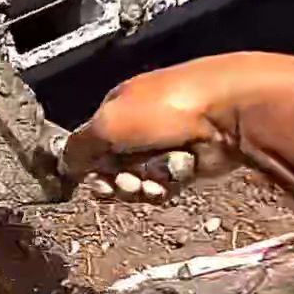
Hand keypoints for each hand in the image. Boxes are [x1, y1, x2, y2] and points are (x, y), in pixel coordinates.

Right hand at [60, 53, 293, 201]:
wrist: (232, 112)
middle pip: (111, 170)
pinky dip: (165, 186)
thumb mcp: (106, 124)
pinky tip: (176, 176)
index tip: (97, 180)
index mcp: (118, 107)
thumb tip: (61, 166)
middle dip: (117, 182)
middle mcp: (139, 125)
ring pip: (136, 182)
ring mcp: (164, 144)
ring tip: (156, 179)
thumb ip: (76, 148)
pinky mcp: (186, 162)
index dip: (89, 169)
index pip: (89, 147)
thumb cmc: (167, 109)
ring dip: (141, 186)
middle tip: (129, 182)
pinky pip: (162, 186)